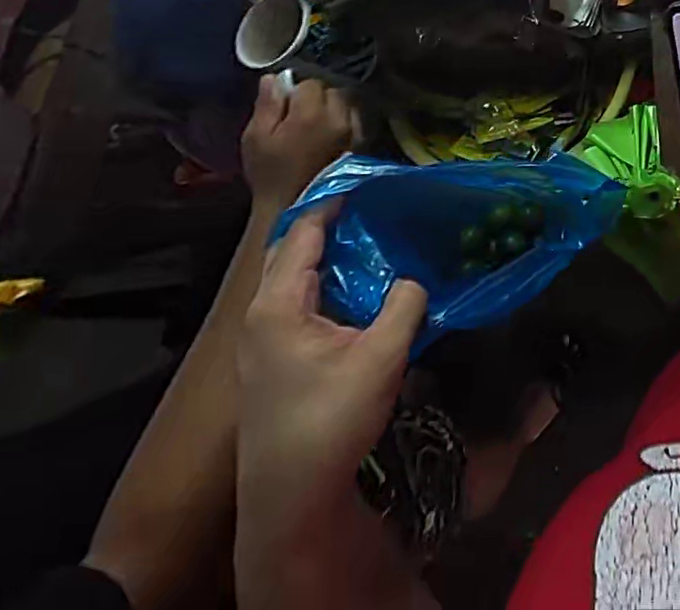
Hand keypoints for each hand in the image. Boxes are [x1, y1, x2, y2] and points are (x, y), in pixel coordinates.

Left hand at [237, 204, 427, 539]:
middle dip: (327, 222)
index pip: (302, 232)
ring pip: (293, 278)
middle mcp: (261, 313)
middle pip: (290, 249)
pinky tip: (357, 289)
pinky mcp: (272, 360)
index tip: (368, 180)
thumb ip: (405, 305)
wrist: (290, 499)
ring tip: (369, 238)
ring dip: (326, 254)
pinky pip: (297, 302)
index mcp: (277, 304)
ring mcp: (262, 339)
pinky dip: (325, 283)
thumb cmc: (330, 422)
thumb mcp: (380, 358)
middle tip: (371, 205)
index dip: (334, 200)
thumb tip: (418, 275)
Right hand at [241, 77, 358, 204]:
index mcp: (312, 113)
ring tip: (315, 125)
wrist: (292, 207)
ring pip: (347, 104)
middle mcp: (339, 118)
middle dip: (317, 98)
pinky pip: (356, 121)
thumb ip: (267, 104)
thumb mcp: (256, 136)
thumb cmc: (269, 172)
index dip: (296, 91)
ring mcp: (353, 132)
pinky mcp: (360, 144)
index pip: (311, 83)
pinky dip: (345, 121)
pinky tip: (330, 134)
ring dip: (333, 108)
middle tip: (299, 116)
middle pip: (332, 91)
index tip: (285, 107)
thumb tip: (274, 78)